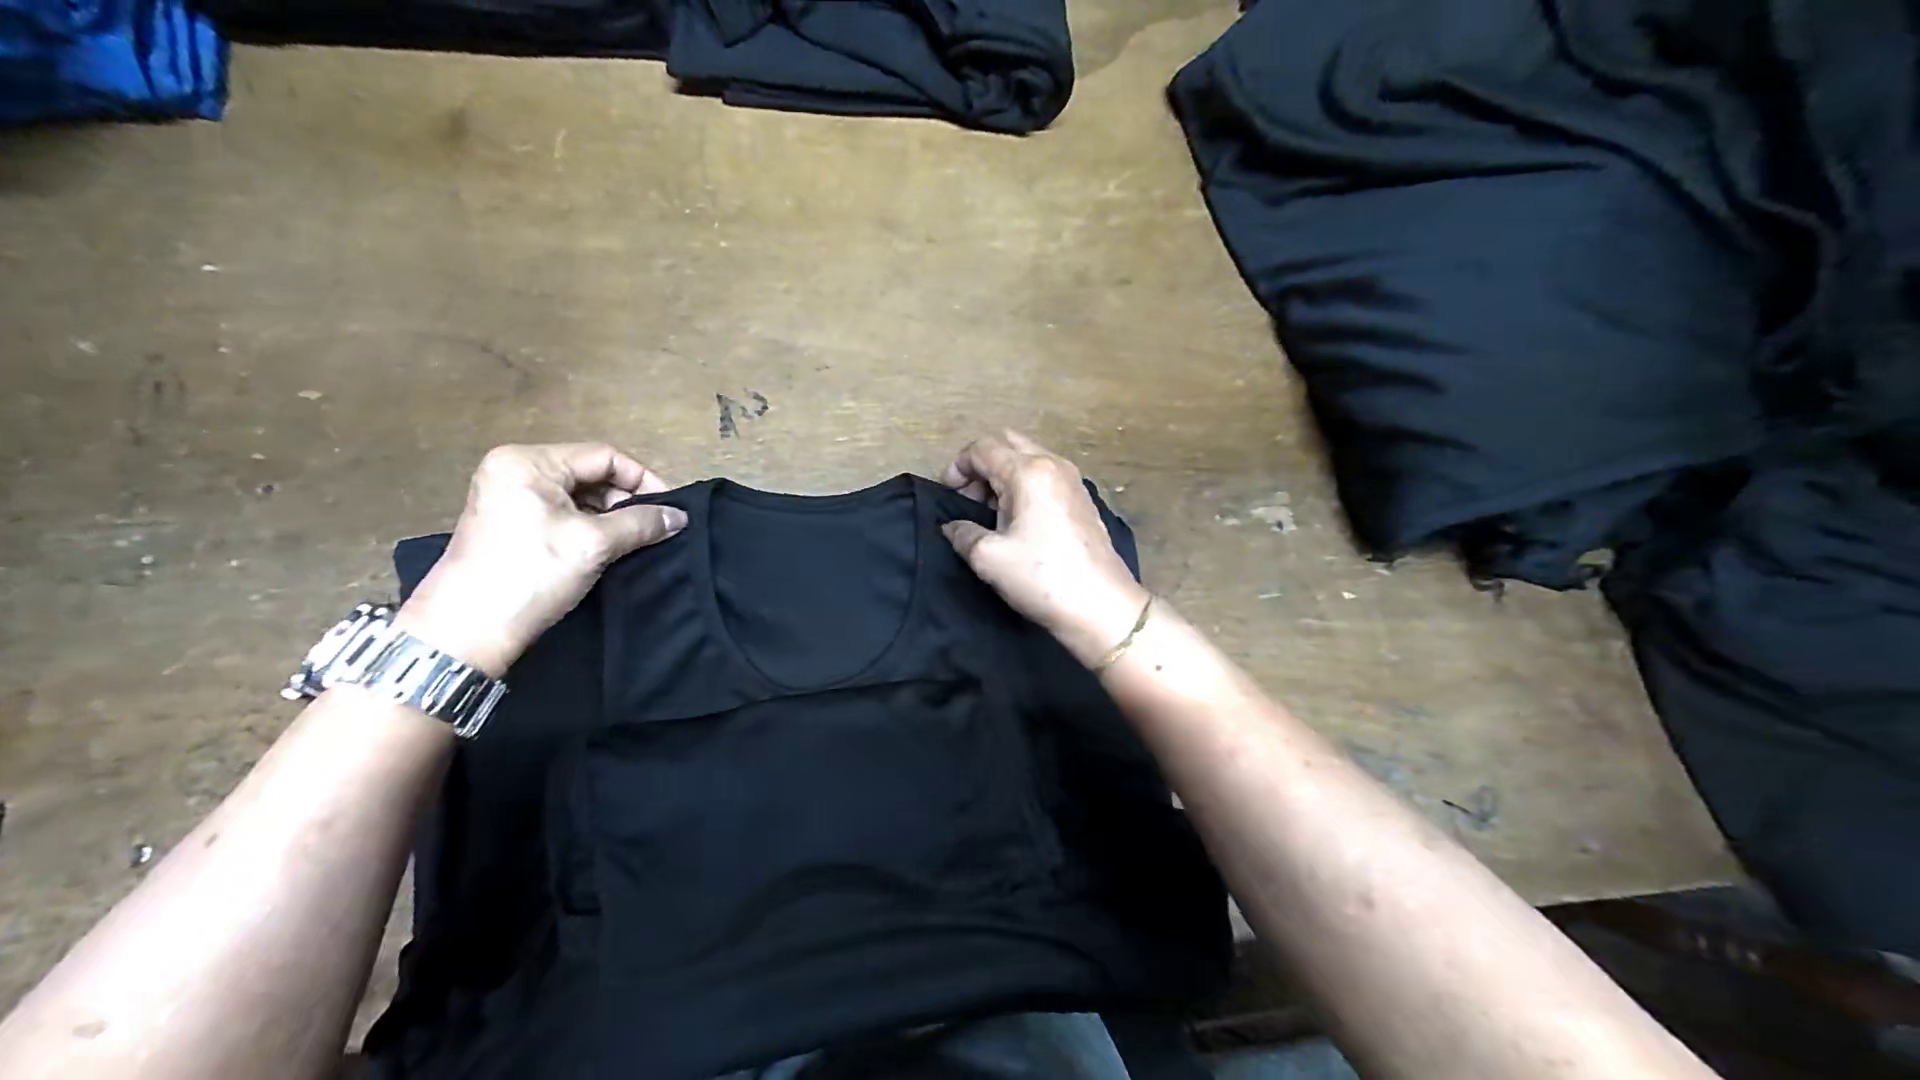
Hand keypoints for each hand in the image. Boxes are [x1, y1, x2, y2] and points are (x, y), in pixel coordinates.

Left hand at [395, 443, 687, 676]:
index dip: (643, 480)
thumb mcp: (594, 544)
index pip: (604, 456)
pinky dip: (589, 525)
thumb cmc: (530, 575)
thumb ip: (642, 523)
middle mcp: (514, 469)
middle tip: (654, 528)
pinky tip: (608, 546)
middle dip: (626, 499)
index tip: (670, 509)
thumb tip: (680, 517)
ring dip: (610, 515)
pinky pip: (562, 511)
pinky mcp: (509, 522)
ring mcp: (508, 495)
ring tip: (635, 540)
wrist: (466, 631)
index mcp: (528, 462)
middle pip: (590, 472)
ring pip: (578, 494)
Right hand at [941, 431, 1149, 666]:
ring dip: (1001, 477)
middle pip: (1006, 445)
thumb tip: (952, 526)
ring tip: (989, 515)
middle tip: (967, 501)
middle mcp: (1053, 464)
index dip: (957, 467)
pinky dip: (1023, 487)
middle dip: (980, 466)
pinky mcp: (1082, 499)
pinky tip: (1016, 522)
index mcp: (1029, 471)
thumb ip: (962, 533)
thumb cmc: (1042, 578)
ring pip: (1026, 459)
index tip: (947, 496)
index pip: (982, 448)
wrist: (1102, 607)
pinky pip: (1044, 477)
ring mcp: (1072, 480)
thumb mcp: (988, 558)